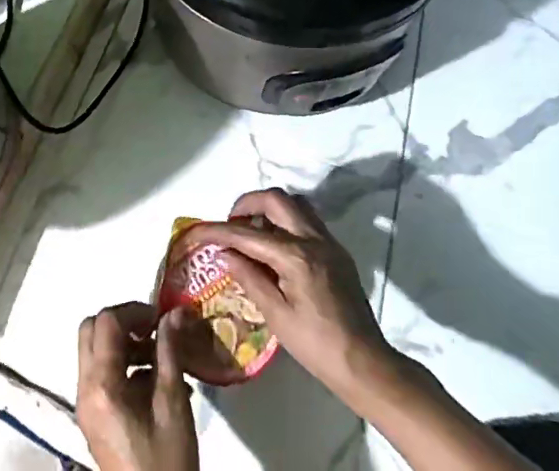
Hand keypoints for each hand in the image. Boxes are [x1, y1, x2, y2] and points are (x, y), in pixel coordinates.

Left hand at [76, 302, 199, 470]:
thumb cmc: (166, 456)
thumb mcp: (172, 401)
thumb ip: (170, 350)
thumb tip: (176, 312)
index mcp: (102, 385)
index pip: (106, 322)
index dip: (134, 311)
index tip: (161, 319)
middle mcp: (84, 390)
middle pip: (91, 330)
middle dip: (123, 322)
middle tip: (154, 330)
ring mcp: (86, 405)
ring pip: (94, 351)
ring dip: (124, 342)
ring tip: (160, 355)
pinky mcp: (93, 416)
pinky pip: (100, 374)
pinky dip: (122, 363)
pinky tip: (154, 379)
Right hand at [180, 188, 401, 401]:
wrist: (362, 360)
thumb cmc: (315, 344)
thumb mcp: (275, 315)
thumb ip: (249, 278)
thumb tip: (224, 253)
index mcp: (295, 255)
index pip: (248, 234)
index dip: (218, 231)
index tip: (196, 232)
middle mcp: (313, 238)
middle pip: (276, 199)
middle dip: (247, 204)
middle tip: (231, 225)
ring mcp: (328, 241)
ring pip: (295, 204)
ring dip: (270, 208)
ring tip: (252, 233)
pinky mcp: (337, 250)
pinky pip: (308, 220)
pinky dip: (287, 221)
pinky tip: (276, 248)